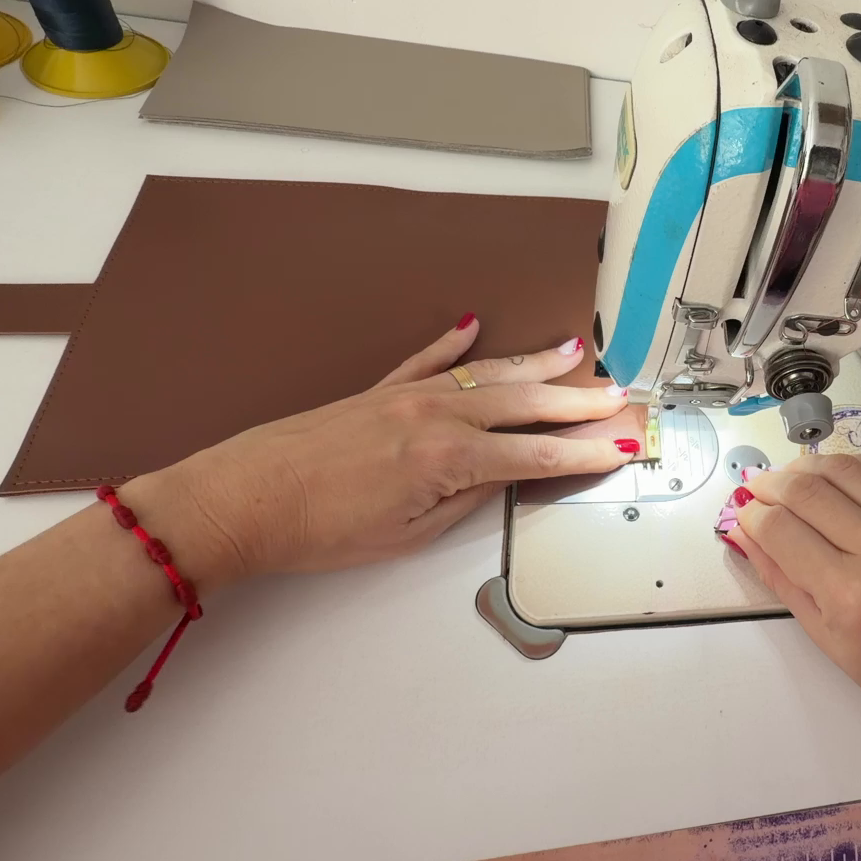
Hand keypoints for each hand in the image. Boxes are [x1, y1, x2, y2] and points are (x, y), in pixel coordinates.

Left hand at [122, 317, 635, 590]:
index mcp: (450, 460)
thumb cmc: (320, 531)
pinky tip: (474, 324)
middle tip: (617, 395)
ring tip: (573, 350)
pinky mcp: (380, 388)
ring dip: (536, 364)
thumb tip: (503, 476)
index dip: (586, 452)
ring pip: (489, 373)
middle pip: (526, 403)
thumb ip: (466, 499)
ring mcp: (410, 394)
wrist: (238, 500)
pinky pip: (427, 359)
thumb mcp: (408, 535)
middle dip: (578, 400)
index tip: (621, 446)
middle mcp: (439, 416)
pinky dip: (453, 342)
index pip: (538, 455)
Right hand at [727, 455, 860, 758]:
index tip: (744, 512)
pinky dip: (849, 463)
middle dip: (771, 484)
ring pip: (843, 469)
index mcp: (848, 596)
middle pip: (808, 491)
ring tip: (788, 476)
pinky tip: (832, 473)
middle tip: (757, 488)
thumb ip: (778, 576)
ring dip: (805, 465)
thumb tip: (743, 530)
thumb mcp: (822, 636)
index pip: (781, 529)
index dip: (752, 514)